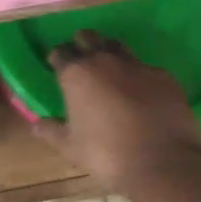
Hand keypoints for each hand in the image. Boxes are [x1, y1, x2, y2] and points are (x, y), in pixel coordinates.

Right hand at [30, 31, 200, 194]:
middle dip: (83, 45)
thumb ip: (50, 131)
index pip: (60, 52)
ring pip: (118, 47)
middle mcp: (105, 61)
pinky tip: (143, 95)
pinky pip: (147, 69)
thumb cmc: (107, 154)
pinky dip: (140, 77)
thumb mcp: (70, 147)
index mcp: (76, 74)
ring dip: (111, 55)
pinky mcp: (165, 77)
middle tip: (83, 63)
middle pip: (88, 37)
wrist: (164, 164)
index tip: (57, 67)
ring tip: (112, 74)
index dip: (57, 58)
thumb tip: (35, 124)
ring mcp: (137, 66)